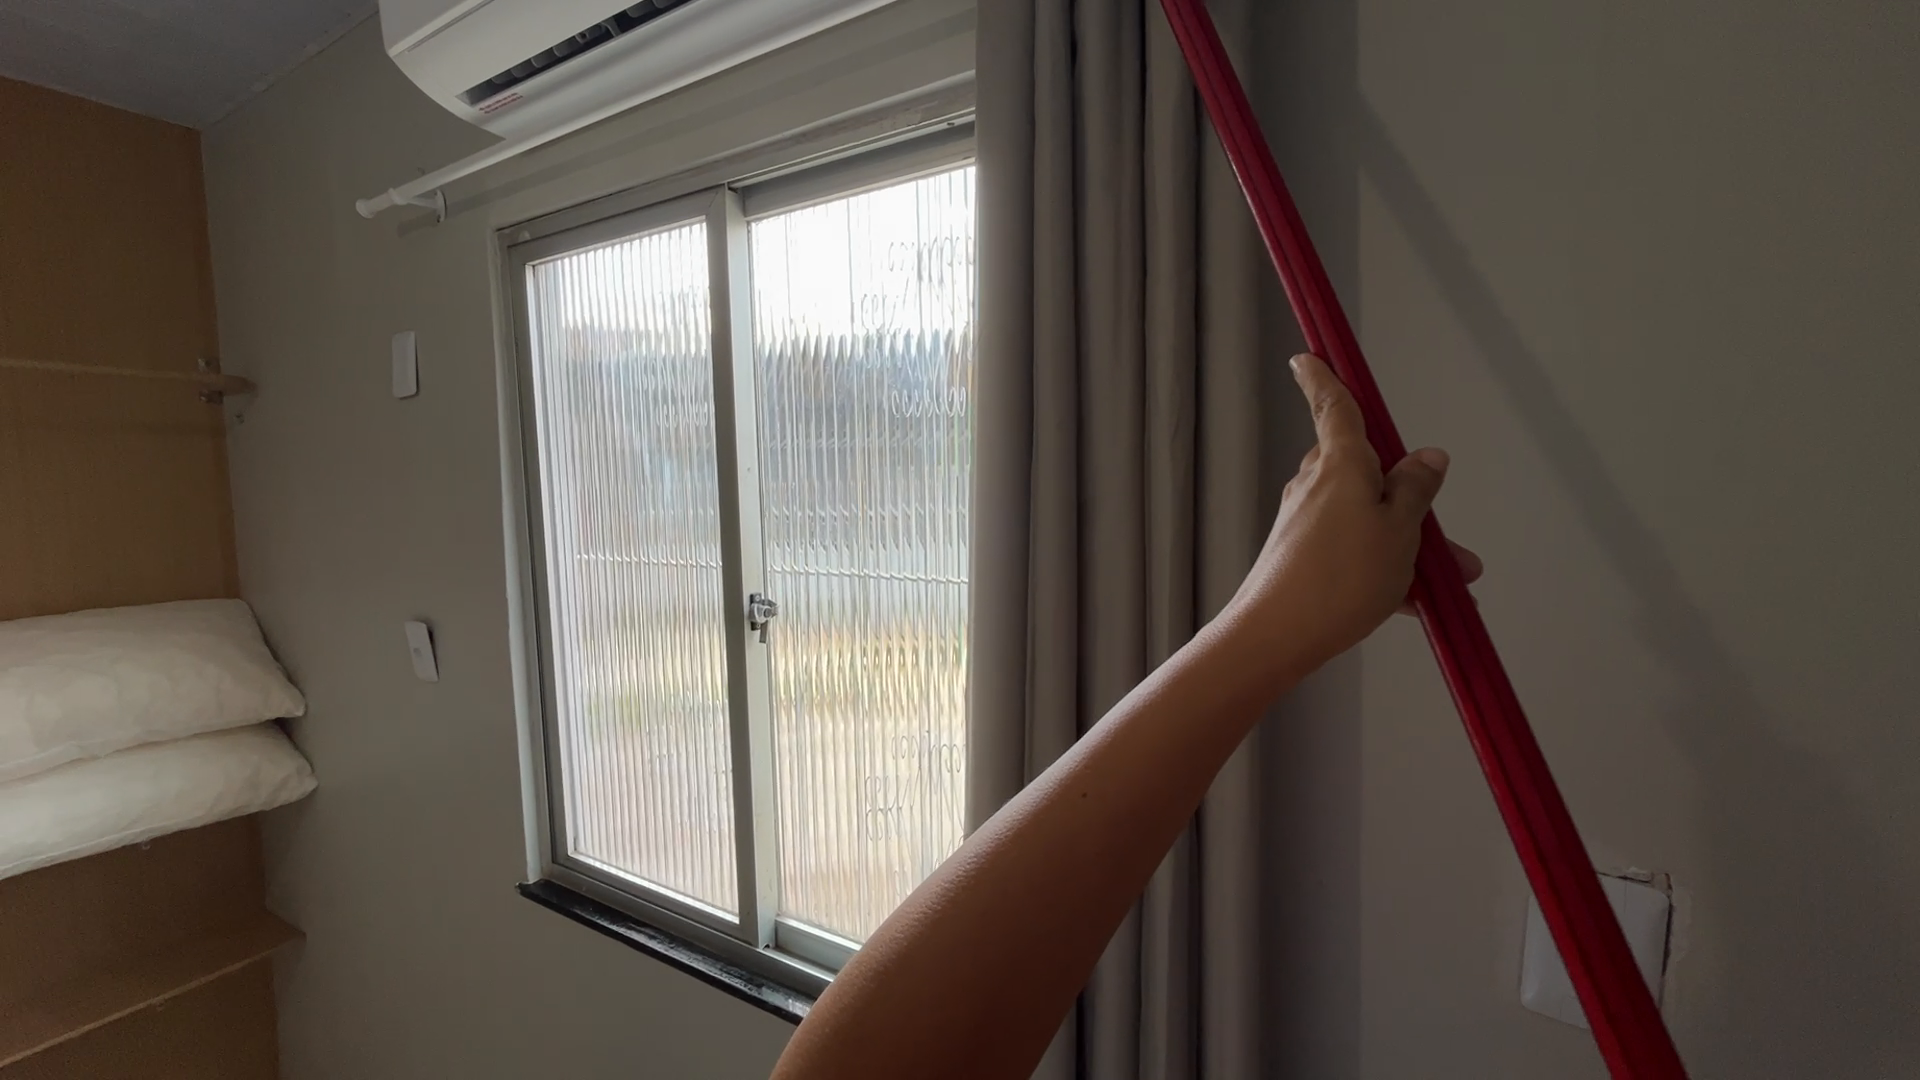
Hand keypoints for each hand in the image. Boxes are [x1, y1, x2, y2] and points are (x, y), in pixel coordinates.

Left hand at [1223, 354, 1481, 675]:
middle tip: (1448, 545)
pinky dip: (1381, 568)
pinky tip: (1411, 601)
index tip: (1305, 357)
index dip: (1323, 379)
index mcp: (1338, 466)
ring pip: (1364, 517)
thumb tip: (1424, 456)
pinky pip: (1349, 548)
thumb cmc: (1343, 576)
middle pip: (1363, 471)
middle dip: (1405, 498)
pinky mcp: (1296, 555)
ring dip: (1404, 543)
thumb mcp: (1401, 531)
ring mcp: (1302, 522)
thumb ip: (1415, 491)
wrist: (1278, 634)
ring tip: (1447, 581)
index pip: (1334, 409)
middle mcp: (1314, 487)